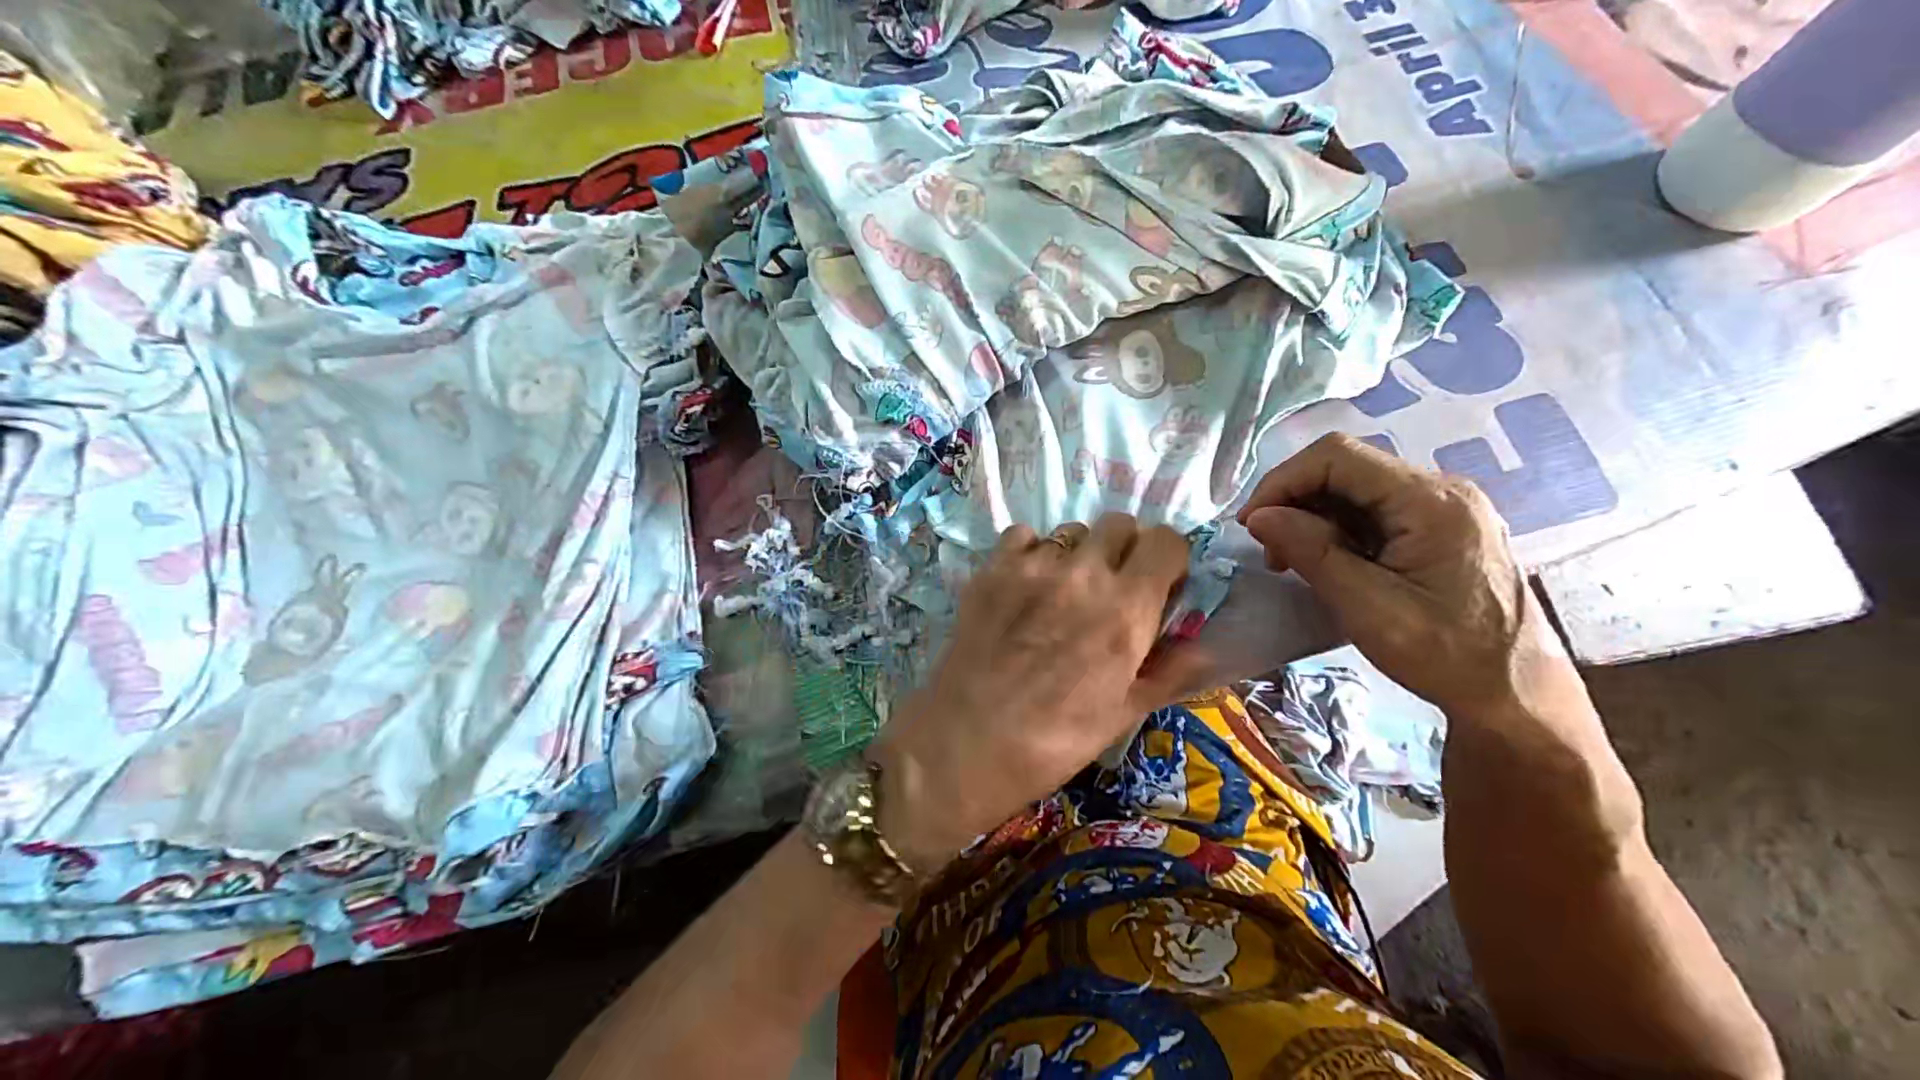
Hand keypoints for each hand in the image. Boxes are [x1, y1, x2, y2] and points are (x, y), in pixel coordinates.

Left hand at [870, 514, 1205, 873]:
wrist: (965, 744)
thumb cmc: (1054, 741)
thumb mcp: (1123, 713)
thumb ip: (1170, 672)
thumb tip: (1208, 647)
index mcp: (1126, 610)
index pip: (1166, 541)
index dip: (1167, 559)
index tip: (1158, 583)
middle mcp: (1084, 575)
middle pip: (1119, 524)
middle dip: (1124, 548)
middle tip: (1111, 586)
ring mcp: (1033, 566)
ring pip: (1071, 531)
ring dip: (1078, 553)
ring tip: (1062, 592)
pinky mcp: (991, 568)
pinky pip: (1023, 535)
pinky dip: (1031, 553)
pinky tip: (1023, 589)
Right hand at [1235, 433, 1568, 719]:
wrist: (1516, 694)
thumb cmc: (1445, 655)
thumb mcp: (1369, 607)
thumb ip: (1312, 553)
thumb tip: (1259, 516)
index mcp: (1432, 501)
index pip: (1338, 457)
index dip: (1282, 481)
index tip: (1250, 524)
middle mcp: (1441, 490)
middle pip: (1346, 467)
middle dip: (1294, 499)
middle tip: (1268, 549)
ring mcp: (1444, 507)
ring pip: (1355, 487)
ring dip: (1311, 515)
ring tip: (1290, 560)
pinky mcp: (1440, 527)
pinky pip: (1373, 509)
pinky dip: (1336, 527)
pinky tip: (1325, 561)